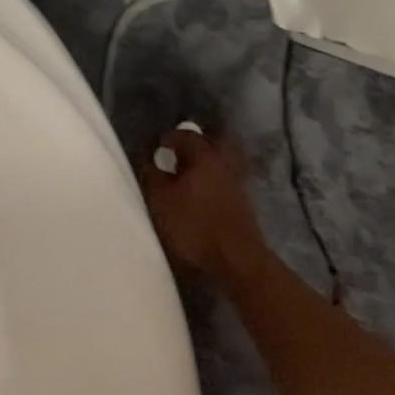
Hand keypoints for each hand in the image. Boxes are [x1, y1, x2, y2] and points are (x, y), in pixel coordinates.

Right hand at [139, 129, 266, 279]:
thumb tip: (150, 164)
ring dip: (206, 165)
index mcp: (204, 156)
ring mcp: (238, 184)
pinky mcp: (244, 204)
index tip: (159, 144)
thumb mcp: (161, 201)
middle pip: (213, 144)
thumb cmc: (194, 224)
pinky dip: (215, 182)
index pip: (187, 136)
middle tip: (180, 153)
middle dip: (196, 145)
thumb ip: (153, 178)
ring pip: (221, 163)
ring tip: (189, 176)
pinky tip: (203, 194)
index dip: (170, 137)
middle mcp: (224, 164)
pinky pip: (227, 181)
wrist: (237, 258)